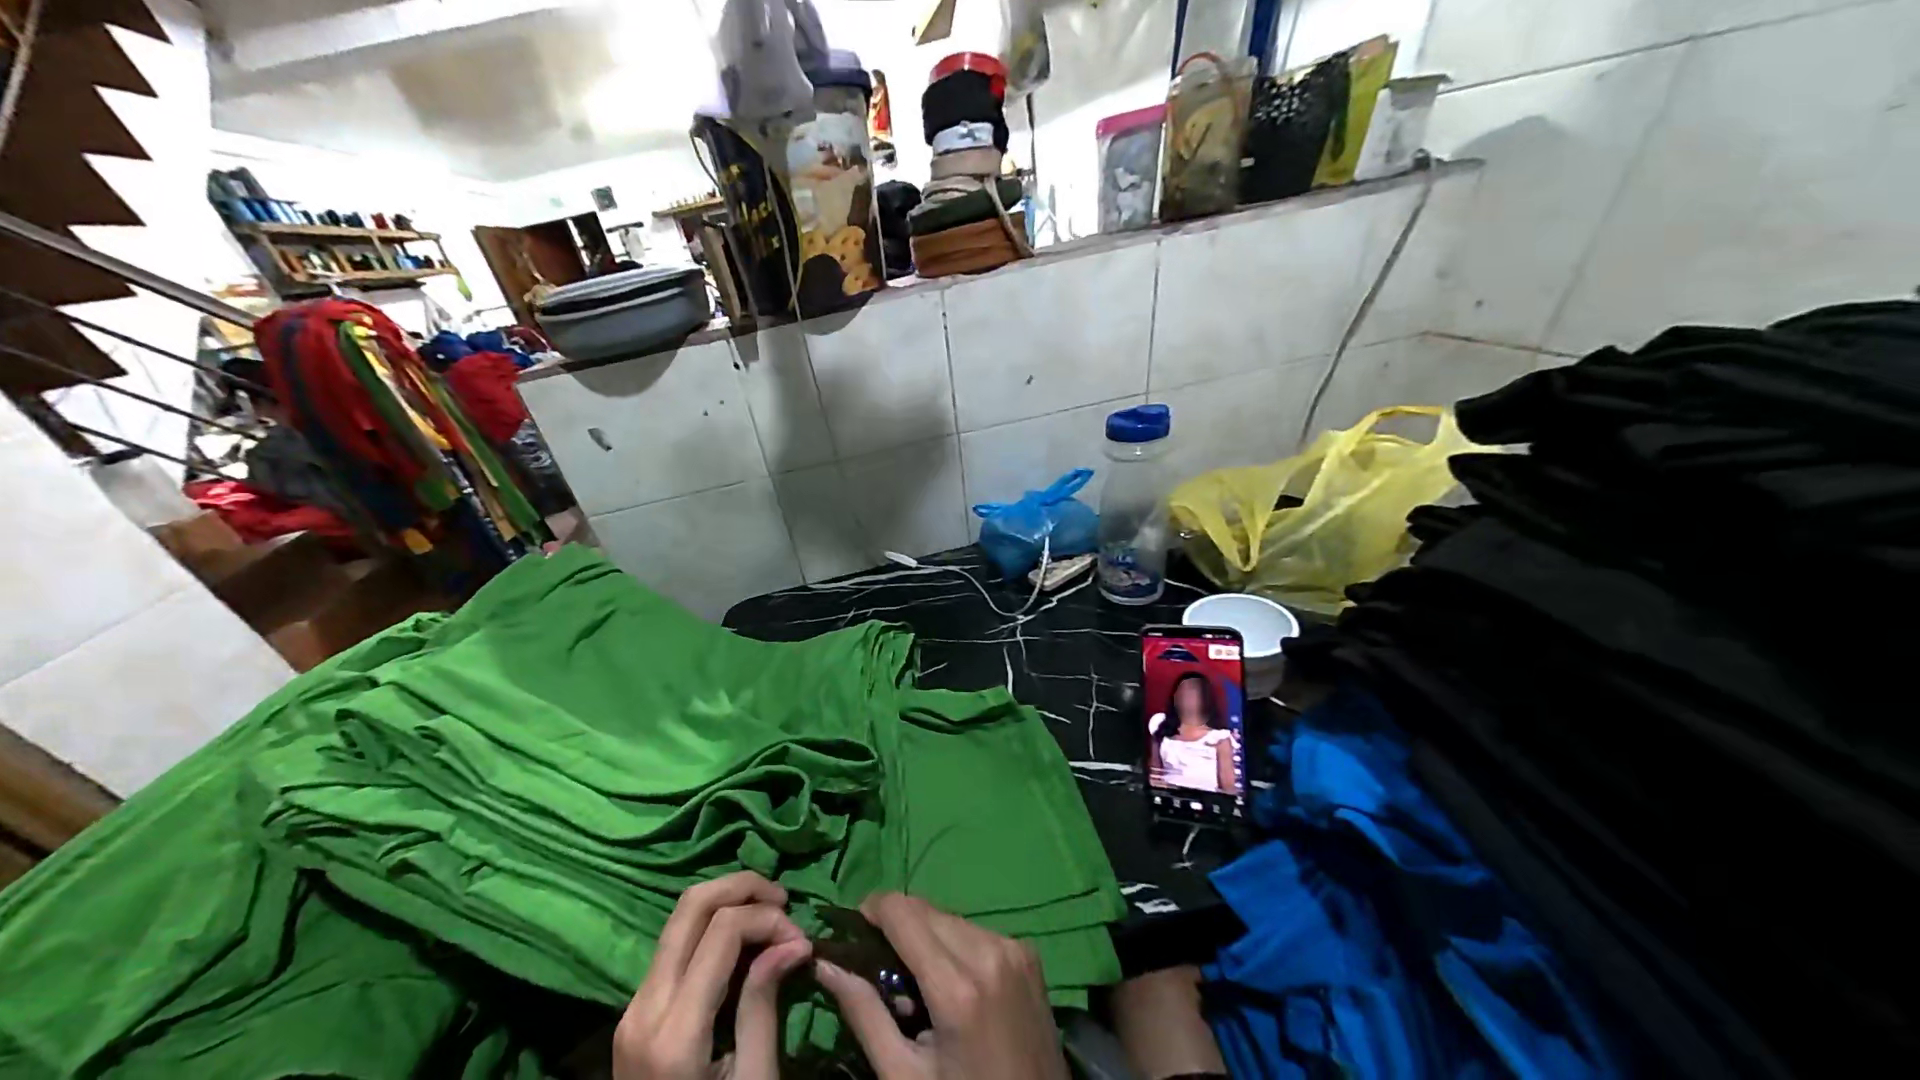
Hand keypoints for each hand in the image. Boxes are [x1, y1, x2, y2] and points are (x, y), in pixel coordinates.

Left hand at [614, 872, 812, 1079]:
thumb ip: (764, 1006)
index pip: (721, 930)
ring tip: (769, 914)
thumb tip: (793, 941)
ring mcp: (632, 1005)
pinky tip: (743, 941)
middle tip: (784, 899)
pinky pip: (674, 944)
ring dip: (727, 902)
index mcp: (674, 1031)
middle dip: (743, 887)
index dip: (768, 919)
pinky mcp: (635, 1009)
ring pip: (678, 917)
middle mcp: (643, 1006)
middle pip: (690, 906)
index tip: (801, 940)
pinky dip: (712, 926)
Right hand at [813, 893, 1067, 1079]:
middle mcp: (989, 951)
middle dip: (896, 927)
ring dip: (926, 935)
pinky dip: (955, 944)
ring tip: (918, 984)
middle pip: (925, 910)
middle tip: (880, 969)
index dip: (871, 910)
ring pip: (951, 917)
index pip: (902, 911)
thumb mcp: (902, 1074)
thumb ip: (863, 1012)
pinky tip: (952, 983)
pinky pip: (977, 930)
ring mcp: (1014, 949)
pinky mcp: (1028, 954)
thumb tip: (824, 964)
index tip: (853, 931)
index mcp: (957, 985)